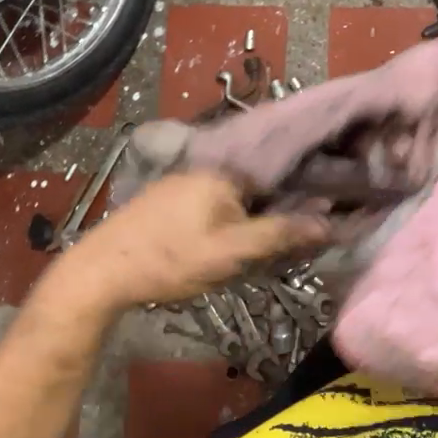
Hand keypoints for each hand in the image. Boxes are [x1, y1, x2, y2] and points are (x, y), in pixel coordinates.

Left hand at [43, 170, 328, 318]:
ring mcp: (191, 180)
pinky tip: (254, 227)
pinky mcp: (177, 198)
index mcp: (227, 169)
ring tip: (296, 222)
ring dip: (269, 203)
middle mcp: (211, 165)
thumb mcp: (231, 252)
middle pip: (265, 174)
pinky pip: (226, 196)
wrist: (98, 275)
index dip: (312, 176)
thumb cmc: (169, 260)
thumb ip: (281, 234)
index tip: (339, 190)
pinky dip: (246, 208)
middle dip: (293, 191)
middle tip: (321, 213)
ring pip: (245, 188)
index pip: (283, 162)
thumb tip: (331, 222)